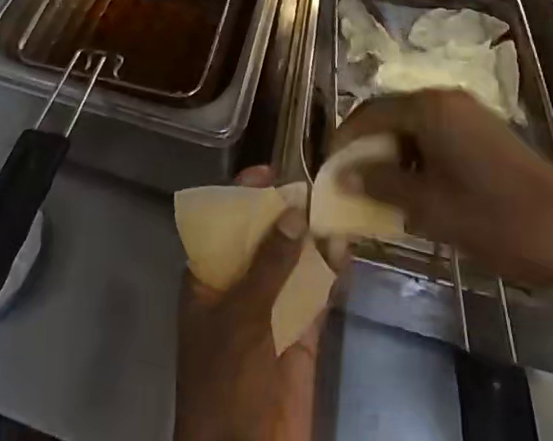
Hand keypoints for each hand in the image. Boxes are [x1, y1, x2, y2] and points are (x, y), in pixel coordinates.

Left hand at [175, 167, 321, 440]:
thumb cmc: (225, 383)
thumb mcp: (241, 319)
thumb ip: (268, 266)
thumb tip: (291, 212)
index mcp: (207, 281)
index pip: (220, 225)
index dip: (240, 195)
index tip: (269, 170)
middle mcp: (237, 289)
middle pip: (261, 240)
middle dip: (284, 213)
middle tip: (313, 184)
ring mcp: (270, 311)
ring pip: (291, 264)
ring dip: (311, 239)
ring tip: (335, 206)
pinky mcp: (299, 333)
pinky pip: (315, 295)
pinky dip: (330, 273)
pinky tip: (346, 248)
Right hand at [334, 89, 552, 290]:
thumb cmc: (489, 218)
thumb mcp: (427, 205)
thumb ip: (380, 184)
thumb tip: (342, 176)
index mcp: (430, 109)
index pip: (371, 113)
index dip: (345, 138)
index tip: (328, 165)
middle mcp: (446, 99)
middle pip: (391, 113)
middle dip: (367, 143)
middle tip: (349, 176)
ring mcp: (467, 112)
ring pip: (413, 123)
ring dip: (391, 149)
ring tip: (376, 183)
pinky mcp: (482, 128)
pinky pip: (435, 131)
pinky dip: (416, 151)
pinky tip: (410, 181)